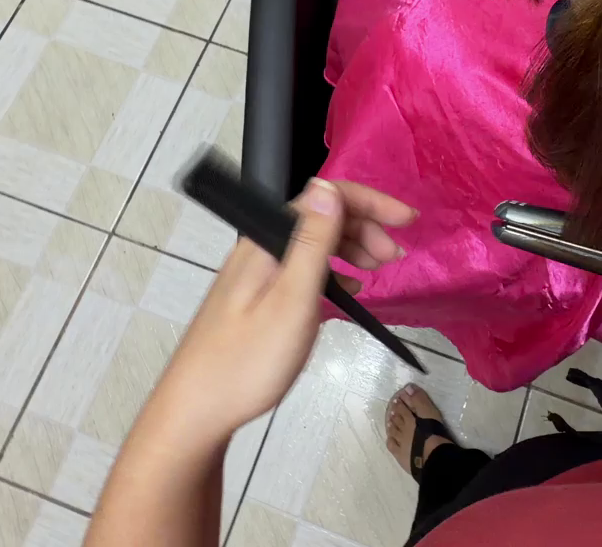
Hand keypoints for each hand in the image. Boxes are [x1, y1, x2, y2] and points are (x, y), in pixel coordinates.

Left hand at [147, 179, 415, 444]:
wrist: (193, 416)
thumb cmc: (247, 362)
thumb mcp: (291, 301)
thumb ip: (312, 242)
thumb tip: (327, 185)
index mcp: (269, 239)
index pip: (326, 197)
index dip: (371, 202)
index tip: (407, 221)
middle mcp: (263, 246)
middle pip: (322, 216)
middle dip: (366, 227)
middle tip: (395, 257)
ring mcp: (259, 271)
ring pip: (315, 241)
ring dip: (353, 247)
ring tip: (380, 268)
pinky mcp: (259, 296)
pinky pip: (305, 267)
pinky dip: (334, 270)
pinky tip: (349, 288)